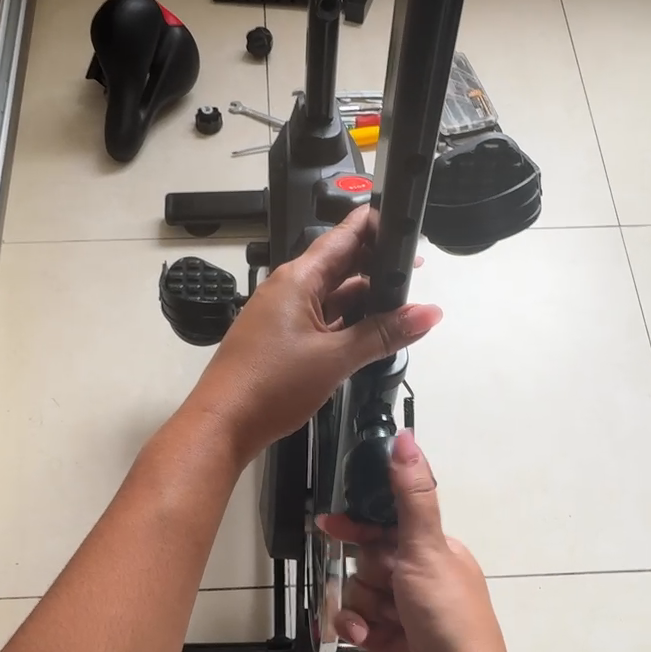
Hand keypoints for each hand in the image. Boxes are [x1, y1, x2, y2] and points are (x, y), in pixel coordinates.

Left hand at [184, 207, 441, 464]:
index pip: (346, 233)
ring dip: (365, 300)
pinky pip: (321, 318)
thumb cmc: (269, 386)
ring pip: (333, 294)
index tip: (410, 232)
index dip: (379, 226)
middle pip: (342, 263)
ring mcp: (283, 313)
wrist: (222, 425)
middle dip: (379, 267)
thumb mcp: (335, 358)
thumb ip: (384, 334)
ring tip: (401, 311)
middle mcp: (289, 288)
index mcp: (299, 278)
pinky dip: (347, 323)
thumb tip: (427, 314)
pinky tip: (370, 336)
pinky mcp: (281, 338)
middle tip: (415, 279)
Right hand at [319, 429, 514, 651]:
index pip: (391, 525)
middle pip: (368, 557)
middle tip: (379, 582)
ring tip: (379, 621)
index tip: (332, 523)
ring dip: (362, 604)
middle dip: (366, 570)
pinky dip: (356, 627)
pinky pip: (353, 620)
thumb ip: (411, 495)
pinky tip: (366, 638)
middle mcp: (419, 580)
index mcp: (437, 554)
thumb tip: (405, 437)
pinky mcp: (381, 642)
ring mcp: (400, 613)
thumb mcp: (428, 549)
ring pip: (357, 589)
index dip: (362, 523)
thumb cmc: (447, 617)